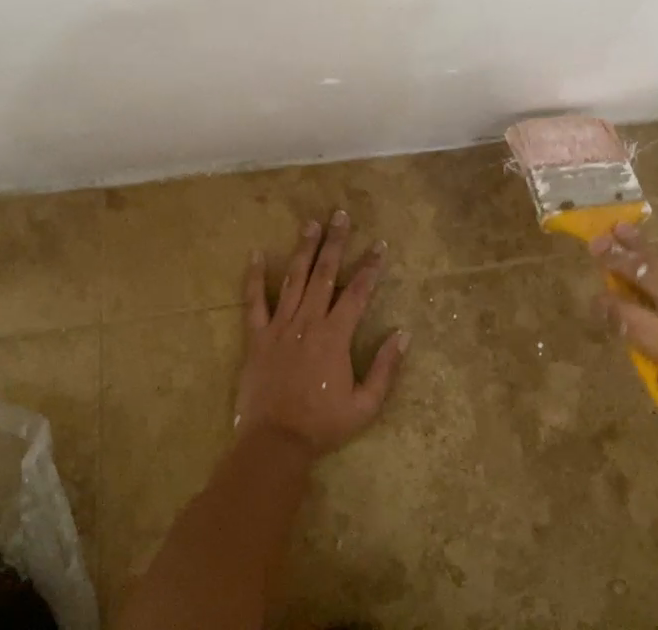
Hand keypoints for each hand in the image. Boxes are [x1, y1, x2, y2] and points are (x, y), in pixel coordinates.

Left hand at [235, 210, 408, 457]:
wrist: (275, 442)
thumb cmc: (323, 424)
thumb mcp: (366, 404)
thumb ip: (386, 368)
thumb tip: (404, 334)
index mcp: (336, 336)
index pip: (358, 292)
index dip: (370, 267)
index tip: (380, 245)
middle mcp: (308, 322)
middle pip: (324, 274)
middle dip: (335, 242)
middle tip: (341, 215)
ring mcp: (279, 327)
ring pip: (293, 279)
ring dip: (303, 249)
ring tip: (310, 223)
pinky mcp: (256, 338)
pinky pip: (253, 302)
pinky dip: (254, 277)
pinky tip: (256, 254)